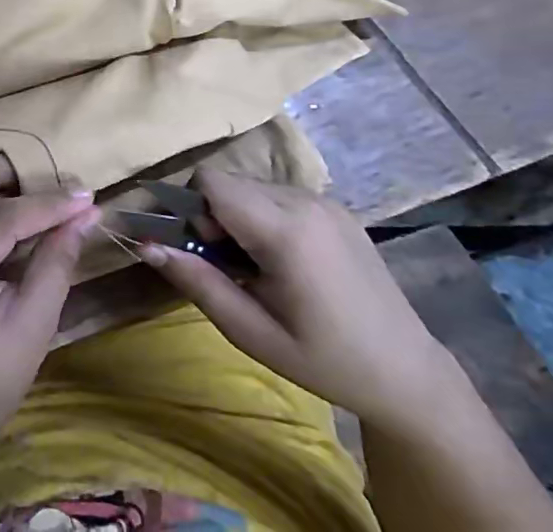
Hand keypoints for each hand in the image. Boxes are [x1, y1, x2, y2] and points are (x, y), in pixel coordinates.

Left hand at [0, 155, 97, 455]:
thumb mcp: (34, 324)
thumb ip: (56, 262)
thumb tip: (87, 213)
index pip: (2, 218)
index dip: (49, 203)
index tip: (90, 194)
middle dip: (22, 178)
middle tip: (66, 190)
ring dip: (5, 183)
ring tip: (49, 198)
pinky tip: (22, 211)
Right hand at [141, 170, 458, 428]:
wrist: (407, 371)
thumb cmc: (323, 360)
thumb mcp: (252, 332)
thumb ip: (197, 282)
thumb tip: (146, 246)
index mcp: (286, 231)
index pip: (211, 182)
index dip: (193, 209)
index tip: (202, 250)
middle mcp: (306, 201)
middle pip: (230, 182)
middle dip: (213, 215)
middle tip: (228, 265)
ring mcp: (325, 201)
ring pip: (252, 186)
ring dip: (238, 215)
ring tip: (257, 266)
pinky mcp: (336, 207)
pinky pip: (279, 194)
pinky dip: (264, 216)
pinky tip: (283, 260)